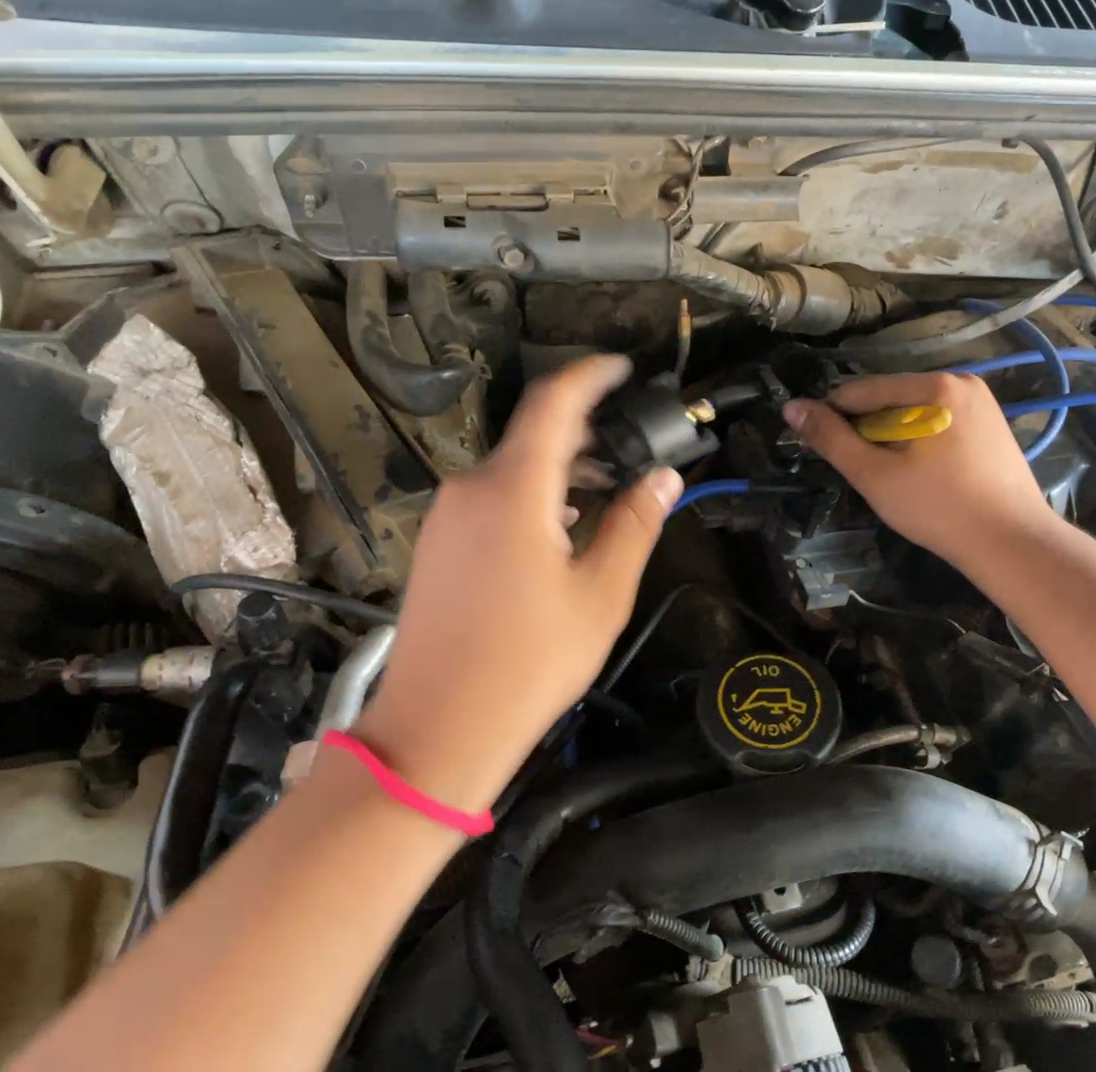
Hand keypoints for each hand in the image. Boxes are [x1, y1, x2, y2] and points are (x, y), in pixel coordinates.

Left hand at [354, 356, 681, 811]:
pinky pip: (487, 500)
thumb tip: (663, 479)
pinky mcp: (433, 545)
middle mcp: (470, 489)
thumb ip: (633, 526)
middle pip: (532, 438)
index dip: (592, 374)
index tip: (624, 368)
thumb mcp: (600, 596)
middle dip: (584, 434)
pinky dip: (528, 498)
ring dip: (557, 472)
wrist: (436, 728)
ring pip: (509, 471)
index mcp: (514, 489)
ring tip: (601, 495)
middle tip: (629, 450)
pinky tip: (554, 533)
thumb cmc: (529, 664)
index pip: (554, 402)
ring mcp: (444, 518)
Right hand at [784, 373, 1053, 564]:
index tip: (821, 451)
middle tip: (863, 472)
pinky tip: (921, 474)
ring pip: (912, 410)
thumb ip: (831, 439)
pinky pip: (938, 421)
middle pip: (888, 398)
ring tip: (891, 476)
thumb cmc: (938, 509)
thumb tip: (791, 408)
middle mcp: (960, 380)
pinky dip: (919, 441)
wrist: (1011, 542)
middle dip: (867, 429)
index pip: (860, 390)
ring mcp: (981, 401)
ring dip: (891, 437)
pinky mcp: (991, 424)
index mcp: (933, 385)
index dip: (832, 419)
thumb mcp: (874, 475)